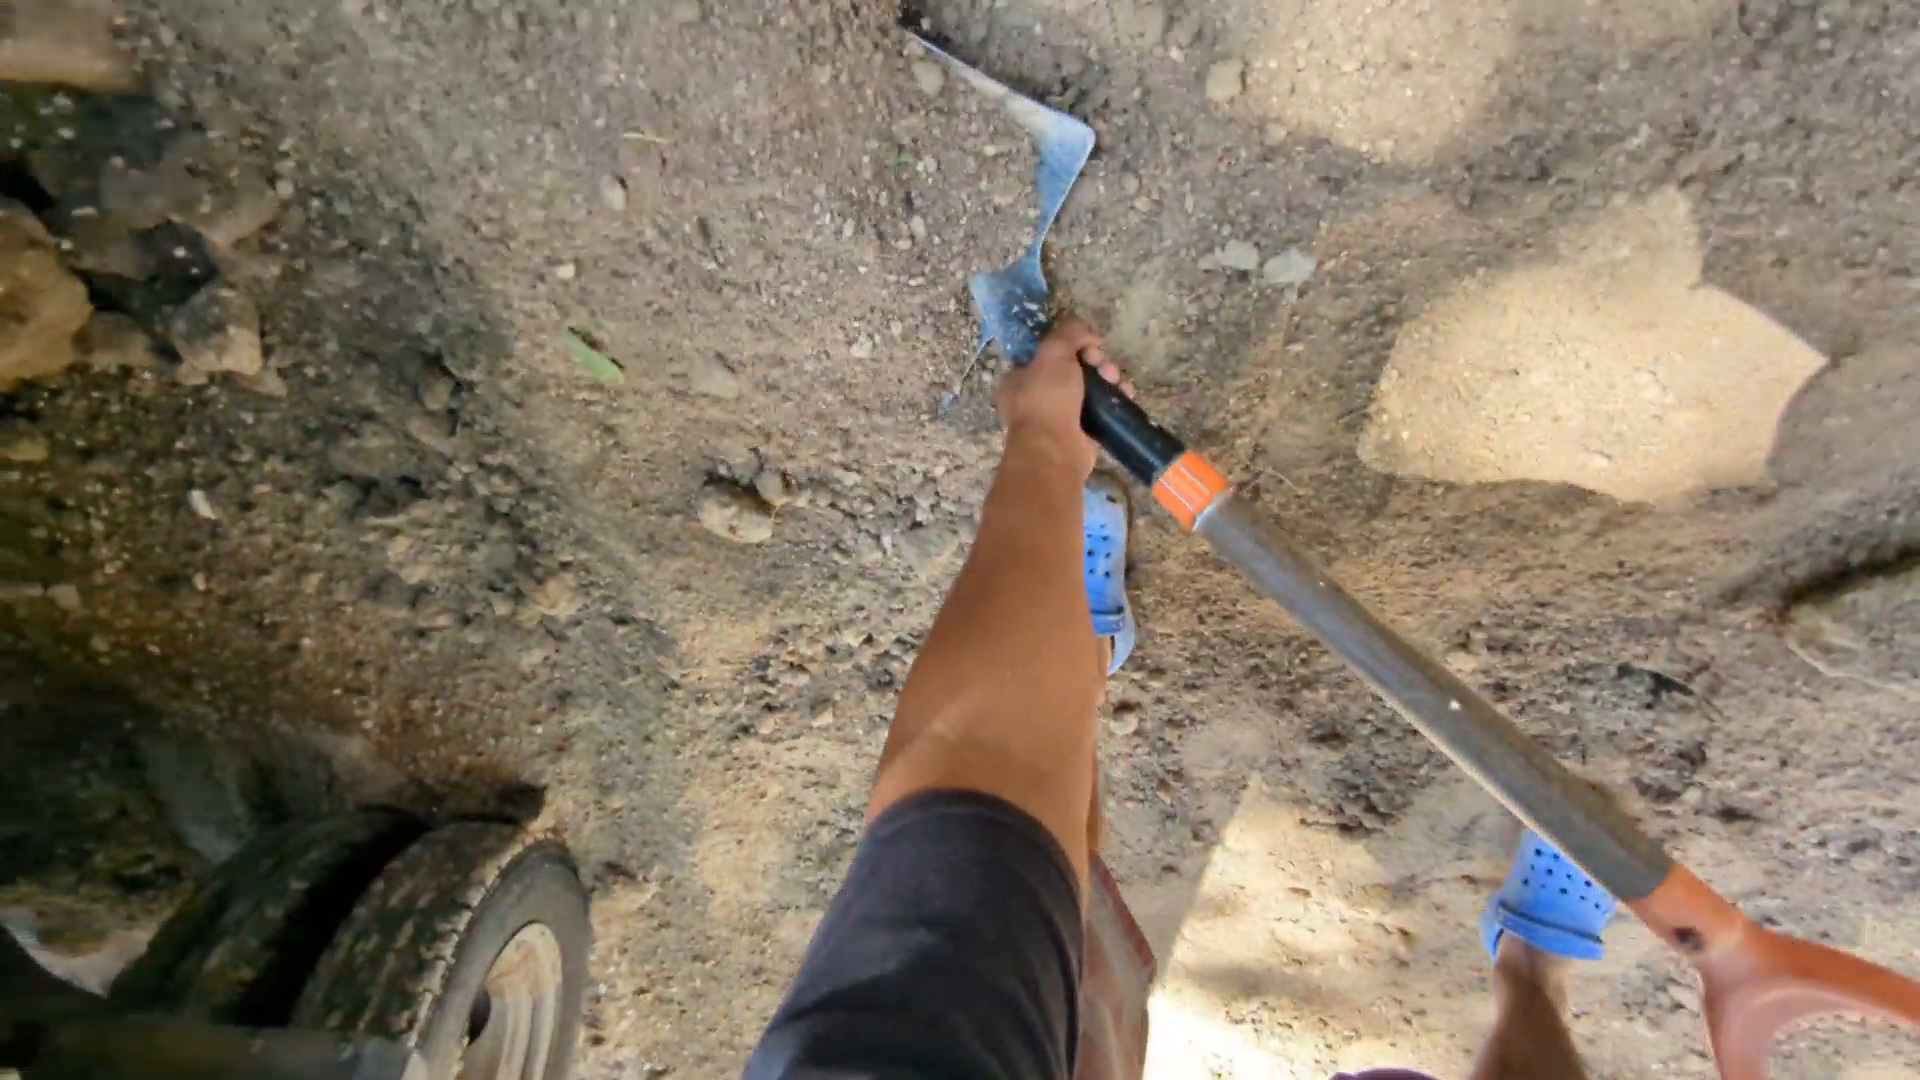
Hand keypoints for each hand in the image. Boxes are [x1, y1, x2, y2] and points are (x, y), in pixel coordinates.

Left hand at [994, 315, 1129, 479]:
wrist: (1055, 449)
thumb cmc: (1046, 398)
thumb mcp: (1053, 352)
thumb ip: (1069, 332)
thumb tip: (1090, 335)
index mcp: (1018, 379)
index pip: (1047, 353)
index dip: (1071, 345)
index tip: (1088, 345)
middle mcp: (1035, 398)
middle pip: (1072, 368)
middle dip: (1095, 362)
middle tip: (1104, 366)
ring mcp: (1057, 417)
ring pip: (1088, 388)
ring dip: (1107, 378)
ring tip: (1116, 381)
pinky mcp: (1079, 433)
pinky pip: (1099, 409)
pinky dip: (1113, 400)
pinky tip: (1125, 394)